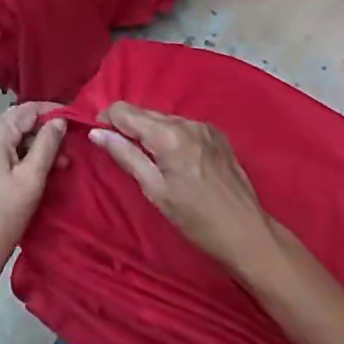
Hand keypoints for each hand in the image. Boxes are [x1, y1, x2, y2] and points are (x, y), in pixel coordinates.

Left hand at [0, 103, 68, 288]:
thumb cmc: (3, 215)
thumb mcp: (31, 178)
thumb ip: (47, 144)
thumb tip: (60, 120)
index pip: (29, 108)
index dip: (55, 112)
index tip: (78, 121)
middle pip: (22, 122)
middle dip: (48, 131)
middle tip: (73, 146)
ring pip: (17, 138)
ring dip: (40, 147)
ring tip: (64, 164)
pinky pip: (10, 153)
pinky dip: (28, 158)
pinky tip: (45, 172)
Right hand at [90, 102, 276, 267]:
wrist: (247, 233)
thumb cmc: (196, 220)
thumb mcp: (155, 191)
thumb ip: (125, 156)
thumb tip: (96, 132)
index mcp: (168, 134)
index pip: (125, 111)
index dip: (107, 120)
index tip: (98, 136)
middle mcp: (186, 121)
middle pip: (145, 112)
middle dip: (128, 126)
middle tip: (119, 151)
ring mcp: (204, 125)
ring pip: (164, 118)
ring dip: (150, 131)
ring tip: (147, 159)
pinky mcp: (217, 134)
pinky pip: (183, 126)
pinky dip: (171, 135)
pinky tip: (174, 159)